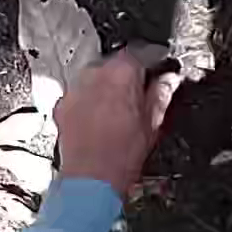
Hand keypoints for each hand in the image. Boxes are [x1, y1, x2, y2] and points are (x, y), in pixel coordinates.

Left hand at [54, 48, 181, 197]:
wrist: (90, 179)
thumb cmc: (121, 155)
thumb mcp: (153, 123)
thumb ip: (161, 94)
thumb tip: (168, 80)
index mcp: (121, 73)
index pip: (142, 52)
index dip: (155, 59)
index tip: (162, 65)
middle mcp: (94, 75)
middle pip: (115, 63)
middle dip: (128, 73)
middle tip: (140, 90)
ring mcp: (74, 89)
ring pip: (95, 76)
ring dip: (106, 85)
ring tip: (118, 106)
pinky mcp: (62, 105)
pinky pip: (79, 93)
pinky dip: (89, 99)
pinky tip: (99, 116)